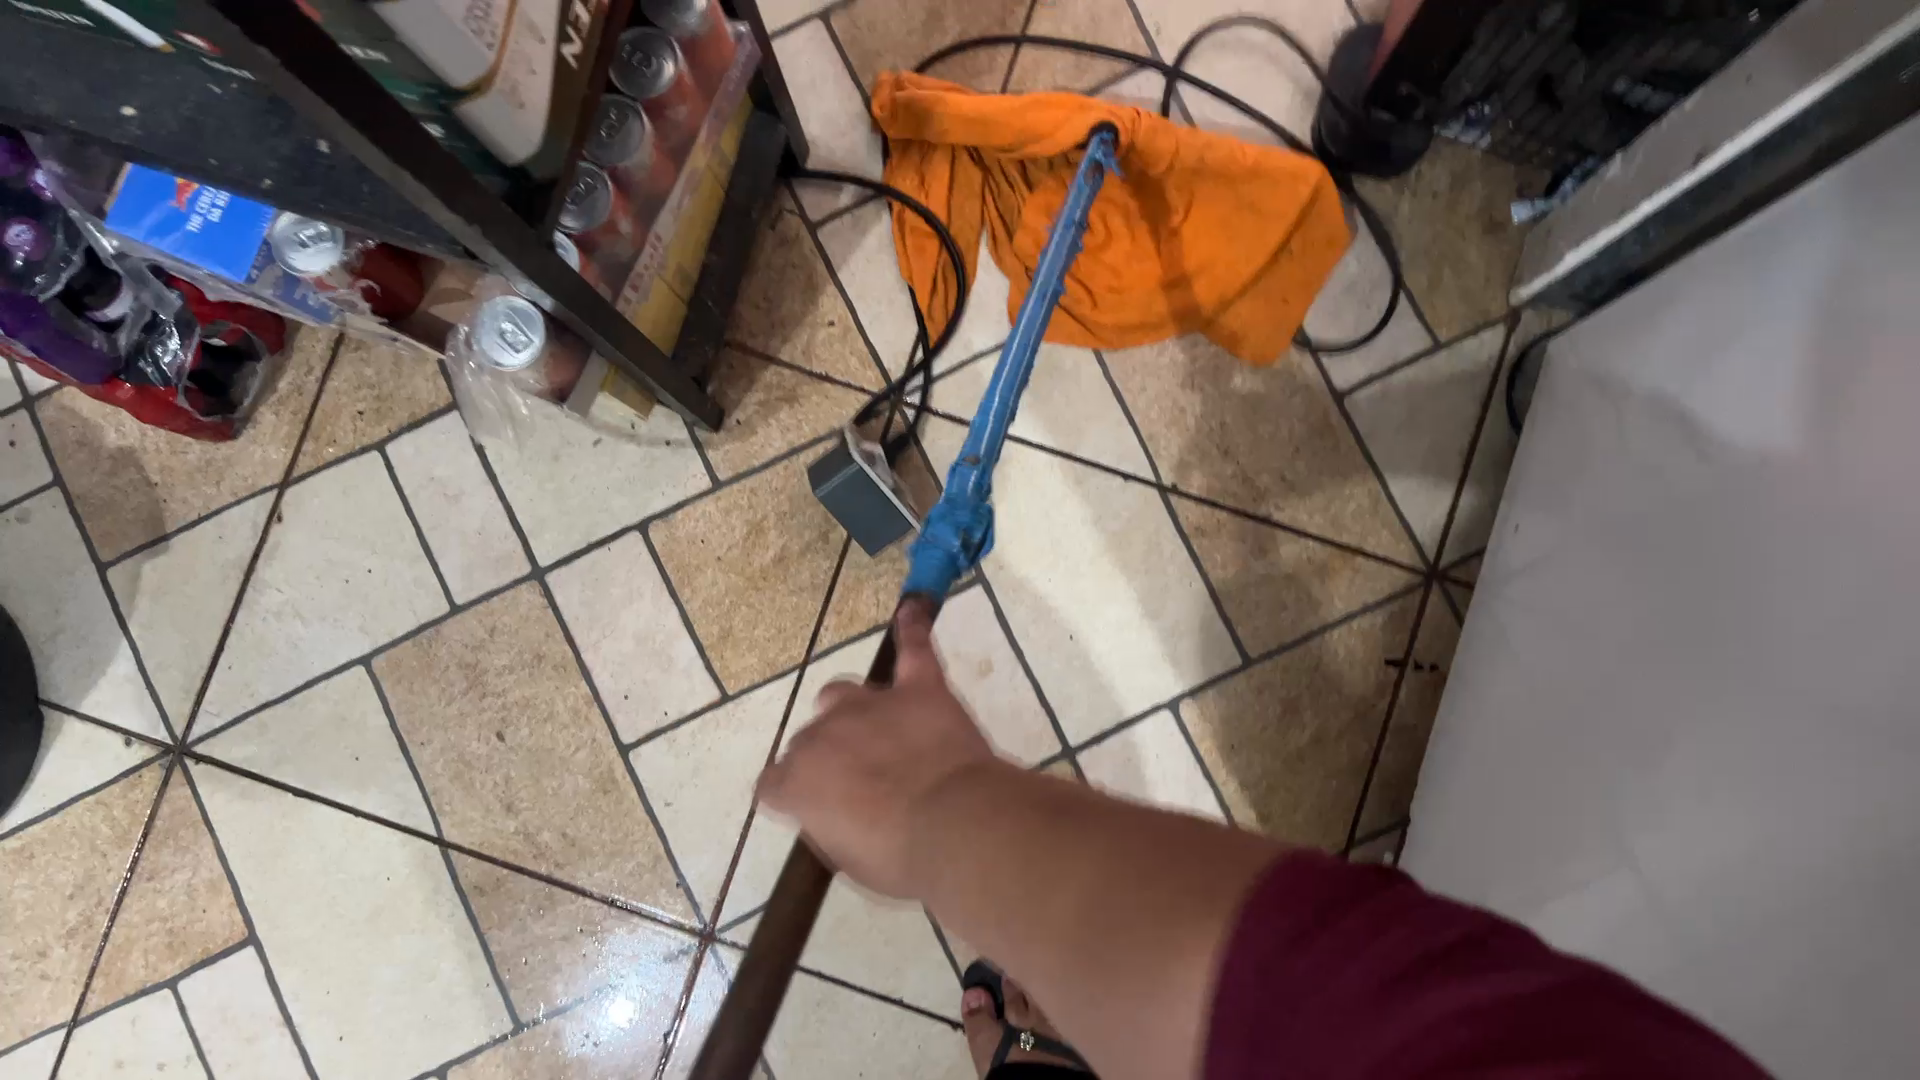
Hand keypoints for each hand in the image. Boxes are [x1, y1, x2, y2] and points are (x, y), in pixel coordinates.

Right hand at [756, 599, 1001, 898]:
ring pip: (841, 694)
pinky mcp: (919, 689)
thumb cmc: (899, 857)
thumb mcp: (847, 860)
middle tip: (863, 784)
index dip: (792, 796)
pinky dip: (913, 628)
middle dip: (828, 758)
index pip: (773, 784)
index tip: (812, 809)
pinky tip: (912, 610)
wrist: (956, 825)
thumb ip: (828, 824)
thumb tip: (830, 810)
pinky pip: (913, 647)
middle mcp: (823, 734)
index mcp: (797, 781)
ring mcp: (871, 705)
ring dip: (851, 710)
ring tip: (876, 729)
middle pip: (810, 738)